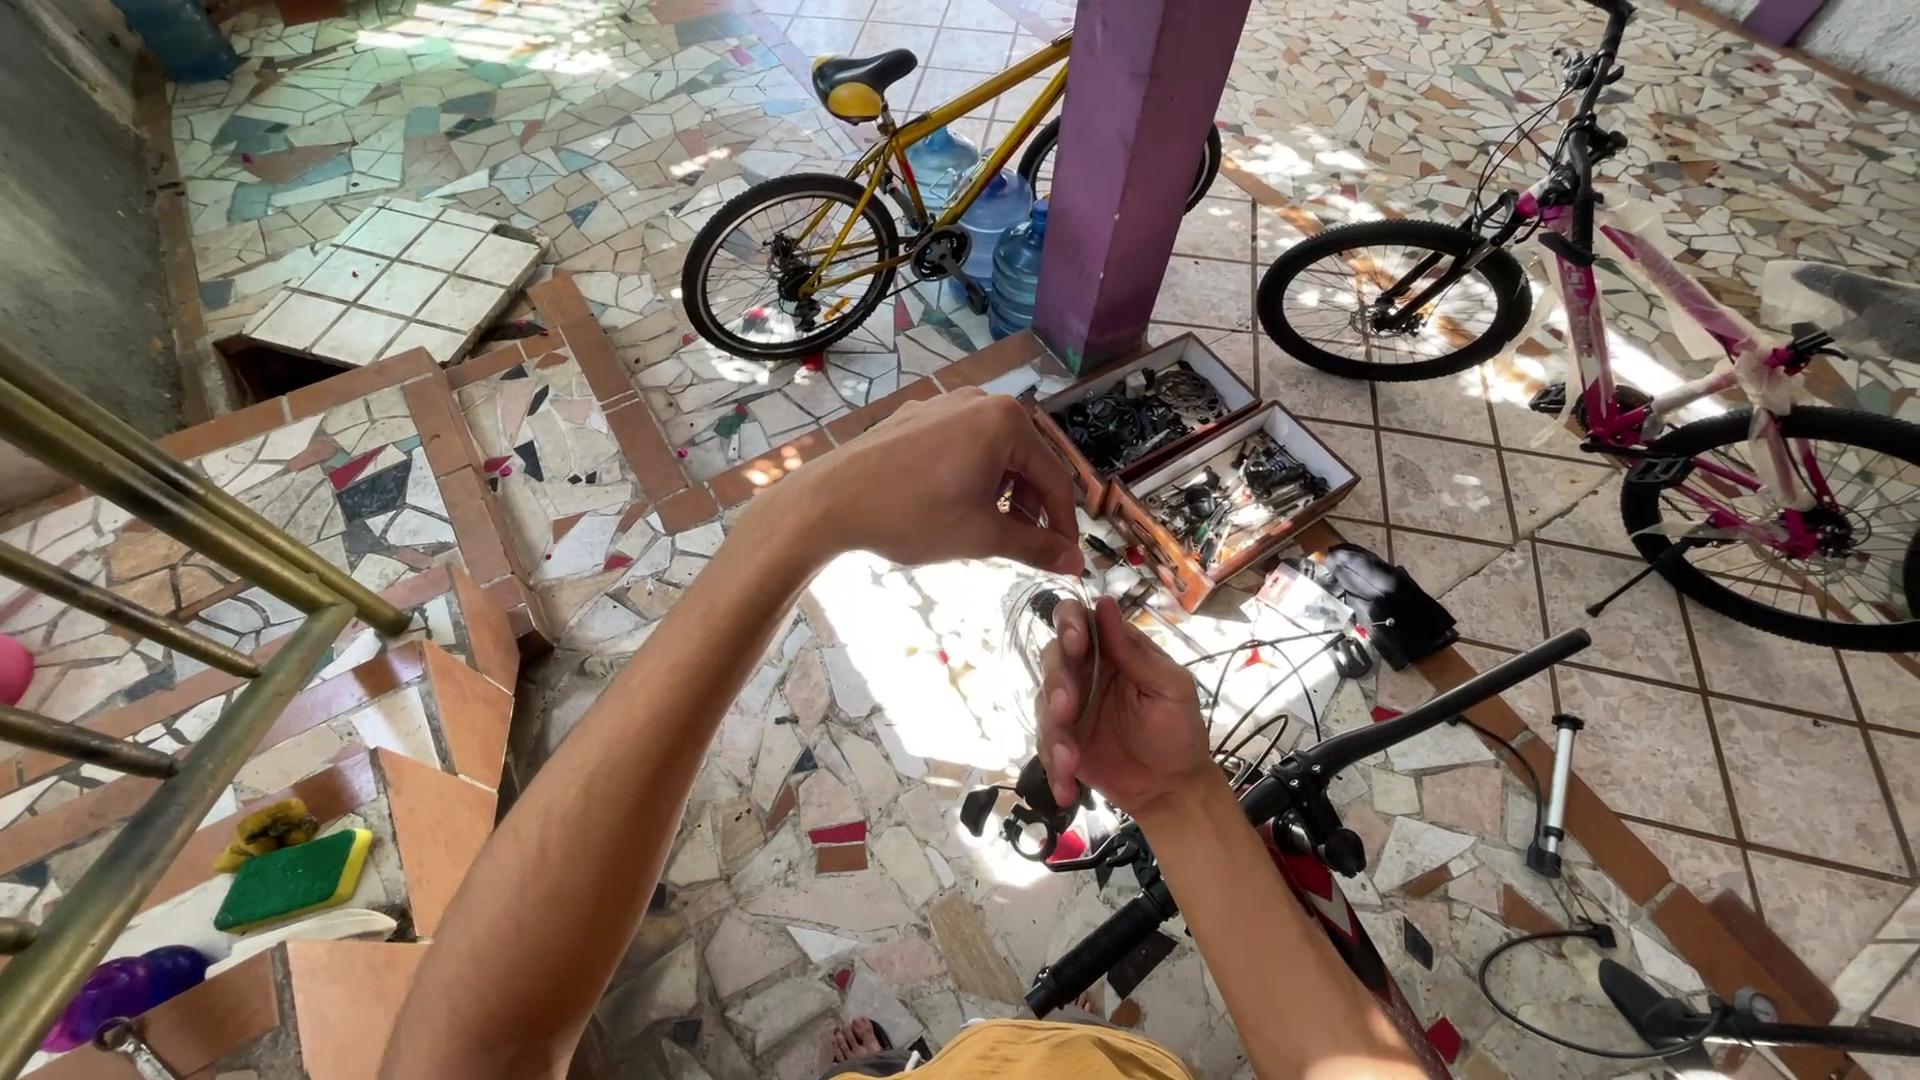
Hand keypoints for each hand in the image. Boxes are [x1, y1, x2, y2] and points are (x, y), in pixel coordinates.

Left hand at [780, 389, 1084, 573]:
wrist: (831, 500)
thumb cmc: (913, 516)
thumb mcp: (982, 537)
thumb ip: (1036, 547)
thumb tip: (1076, 564)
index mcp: (1007, 422)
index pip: (1055, 477)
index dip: (1064, 524)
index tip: (1066, 557)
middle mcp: (981, 400)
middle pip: (1025, 461)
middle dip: (1028, 507)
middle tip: (1024, 547)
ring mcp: (945, 403)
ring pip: (993, 453)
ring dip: (1000, 493)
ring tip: (986, 530)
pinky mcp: (917, 416)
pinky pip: (961, 445)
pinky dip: (970, 476)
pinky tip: (951, 506)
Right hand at [1036, 596, 1216, 821]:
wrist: (1174, 789)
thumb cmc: (1179, 730)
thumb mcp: (1171, 687)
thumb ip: (1136, 652)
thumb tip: (1106, 604)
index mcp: (1111, 651)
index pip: (1078, 620)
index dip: (1068, 623)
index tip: (1075, 642)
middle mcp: (1084, 672)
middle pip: (1052, 658)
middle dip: (1056, 682)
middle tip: (1066, 708)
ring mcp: (1068, 708)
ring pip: (1042, 704)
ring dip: (1053, 732)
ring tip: (1070, 760)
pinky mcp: (1061, 742)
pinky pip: (1044, 747)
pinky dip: (1053, 769)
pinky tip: (1067, 790)